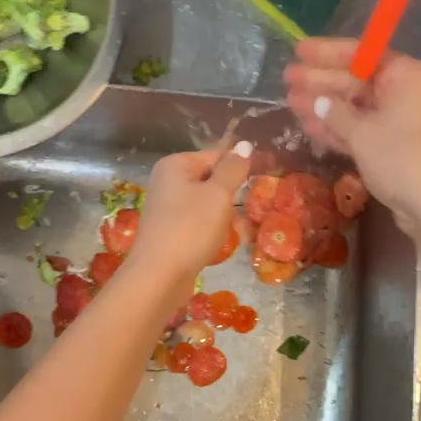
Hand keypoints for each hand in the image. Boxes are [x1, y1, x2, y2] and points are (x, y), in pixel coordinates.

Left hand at [124, 144, 250, 286]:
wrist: (159, 275)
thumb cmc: (191, 228)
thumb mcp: (218, 195)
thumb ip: (233, 169)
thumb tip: (244, 144)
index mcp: (175, 165)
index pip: (215, 156)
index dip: (239, 168)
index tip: (261, 182)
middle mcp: (166, 182)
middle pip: (209, 180)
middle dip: (232, 195)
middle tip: (251, 210)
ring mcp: (166, 208)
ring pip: (205, 204)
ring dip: (225, 216)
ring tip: (241, 231)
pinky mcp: (169, 232)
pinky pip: (197, 223)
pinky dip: (212, 230)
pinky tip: (222, 243)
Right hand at [284, 38, 420, 245]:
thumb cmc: (401, 159)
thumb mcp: (363, 133)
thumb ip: (336, 113)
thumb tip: (317, 101)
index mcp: (404, 75)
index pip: (361, 54)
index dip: (327, 53)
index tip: (299, 51)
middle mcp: (404, 91)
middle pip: (356, 80)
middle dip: (321, 81)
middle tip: (287, 78)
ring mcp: (399, 120)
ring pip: (356, 107)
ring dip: (324, 106)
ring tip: (290, 103)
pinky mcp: (393, 146)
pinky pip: (361, 129)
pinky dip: (338, 129)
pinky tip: (310, 127)